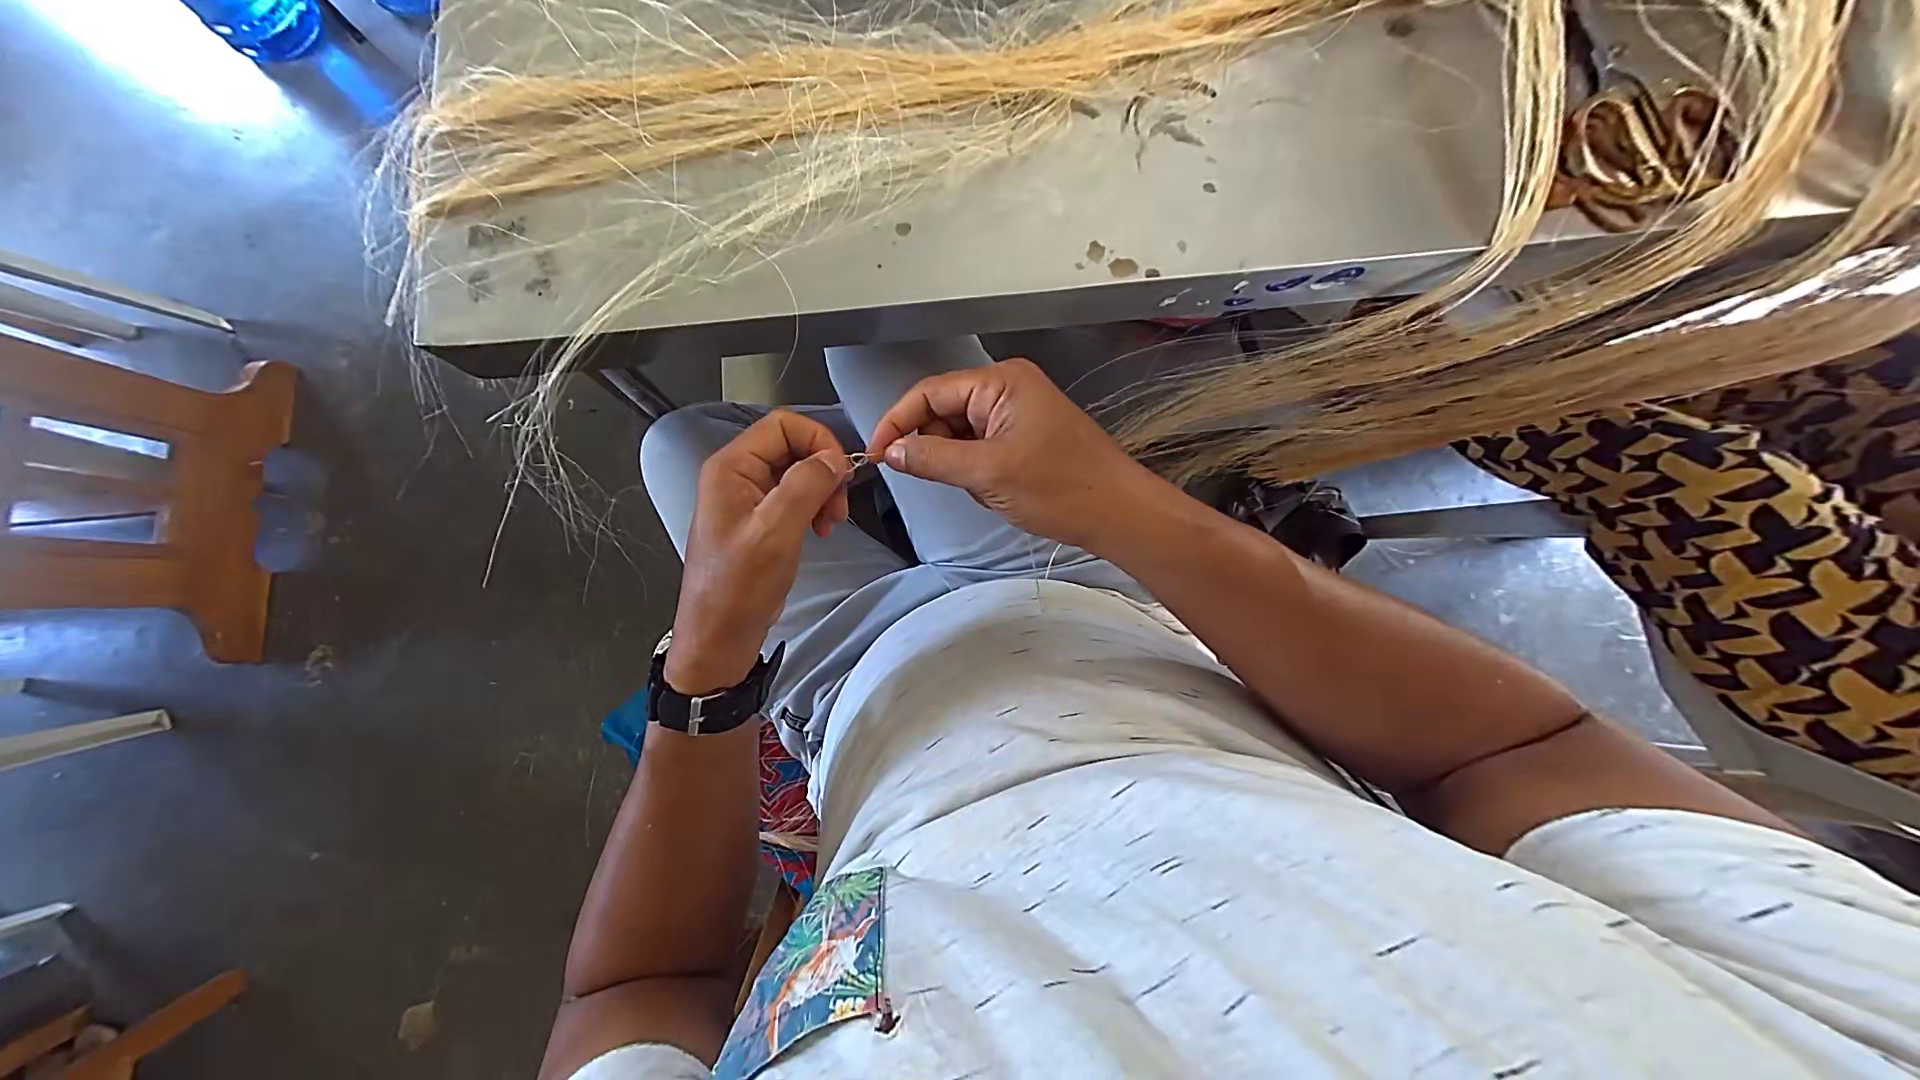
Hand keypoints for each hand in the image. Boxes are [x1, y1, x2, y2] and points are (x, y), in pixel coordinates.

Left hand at [667, 411, 851, 695]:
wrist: (720, 637)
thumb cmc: (735, 591)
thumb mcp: (775, 532)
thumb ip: (806, 486)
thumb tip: (834, 459)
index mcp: (730, 469)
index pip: (783, 426)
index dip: (819, 442)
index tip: (841, 472)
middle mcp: (737, 478)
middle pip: (794, 447)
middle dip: (824, 471)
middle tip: (838, 504)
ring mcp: (749, 500)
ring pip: (799, 473)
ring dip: (823, 491)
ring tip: (830, 521)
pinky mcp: (761, 521)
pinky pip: (796, 497)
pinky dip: (815, 508)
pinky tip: (821, 529)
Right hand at [866, 358, 1172, 551]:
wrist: (1118, 512)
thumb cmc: (1066, 487)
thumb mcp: (988, 474)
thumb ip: (932, 459)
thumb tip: (892, 451)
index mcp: (1001, 382)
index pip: (929, 392)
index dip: (898, 422)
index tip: (878, 452)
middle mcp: (1007, 390)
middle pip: (943, 412)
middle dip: (935, 448)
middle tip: (944, 480)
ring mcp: (1016, 413)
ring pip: (959, 435)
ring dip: (959, 465)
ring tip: (986, 487)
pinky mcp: (1023, 437)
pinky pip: (979, 449)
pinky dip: (976, 472)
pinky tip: (997, 490)